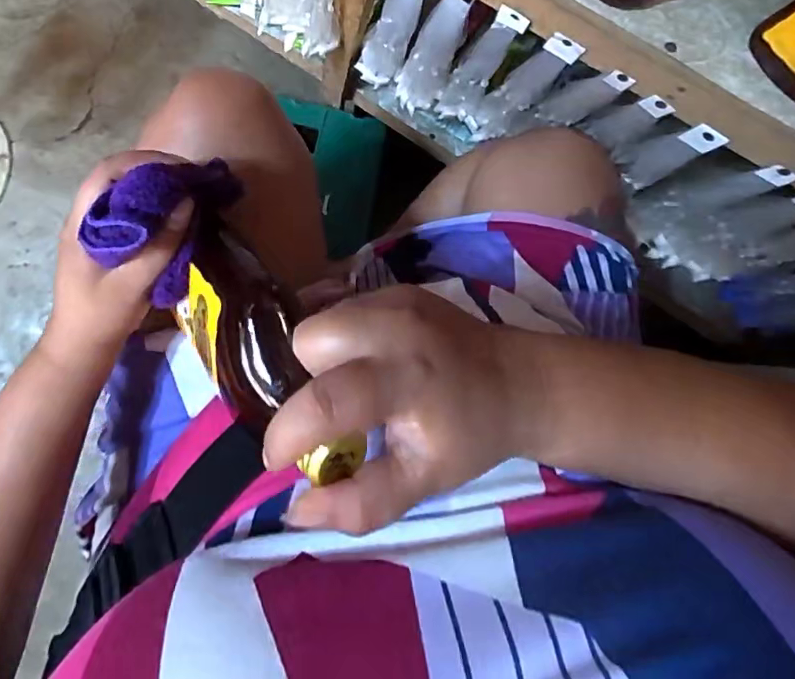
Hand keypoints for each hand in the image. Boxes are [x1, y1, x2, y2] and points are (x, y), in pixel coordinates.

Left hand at [44, 150, 192, 370]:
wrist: (80, 347)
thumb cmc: (100, 316)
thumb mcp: (133, 283)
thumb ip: (161, 244)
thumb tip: (187, 202)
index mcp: (82, 222)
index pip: (107, 171)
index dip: (143, 160)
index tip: (177, 168)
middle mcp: (86, 217)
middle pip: (118, 174)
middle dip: (154, 168)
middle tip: (189, 176)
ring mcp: (96, 227)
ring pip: (125, 190)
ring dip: (155, 184)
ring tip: (187, 188)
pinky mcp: (108, 239)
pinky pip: (131, 208)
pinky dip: (155, 203)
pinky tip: (176, 211)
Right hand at [261, 284, 528, 534]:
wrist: (516, 379)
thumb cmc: (467, 436)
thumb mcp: (422, 482)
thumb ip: (359, 502)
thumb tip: (295, 508)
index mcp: (407, 379)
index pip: (329, 399)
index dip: (288, 432)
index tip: (277, 460)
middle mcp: (395, 326)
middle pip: (309, 339)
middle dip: (306, 378)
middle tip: (335, 408)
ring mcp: (394, 297)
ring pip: (319, 317)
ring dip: (320, 356)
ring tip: (353, 381)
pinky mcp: (394, 286)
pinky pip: (338, 305)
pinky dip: (337, 335)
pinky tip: (365, 357)